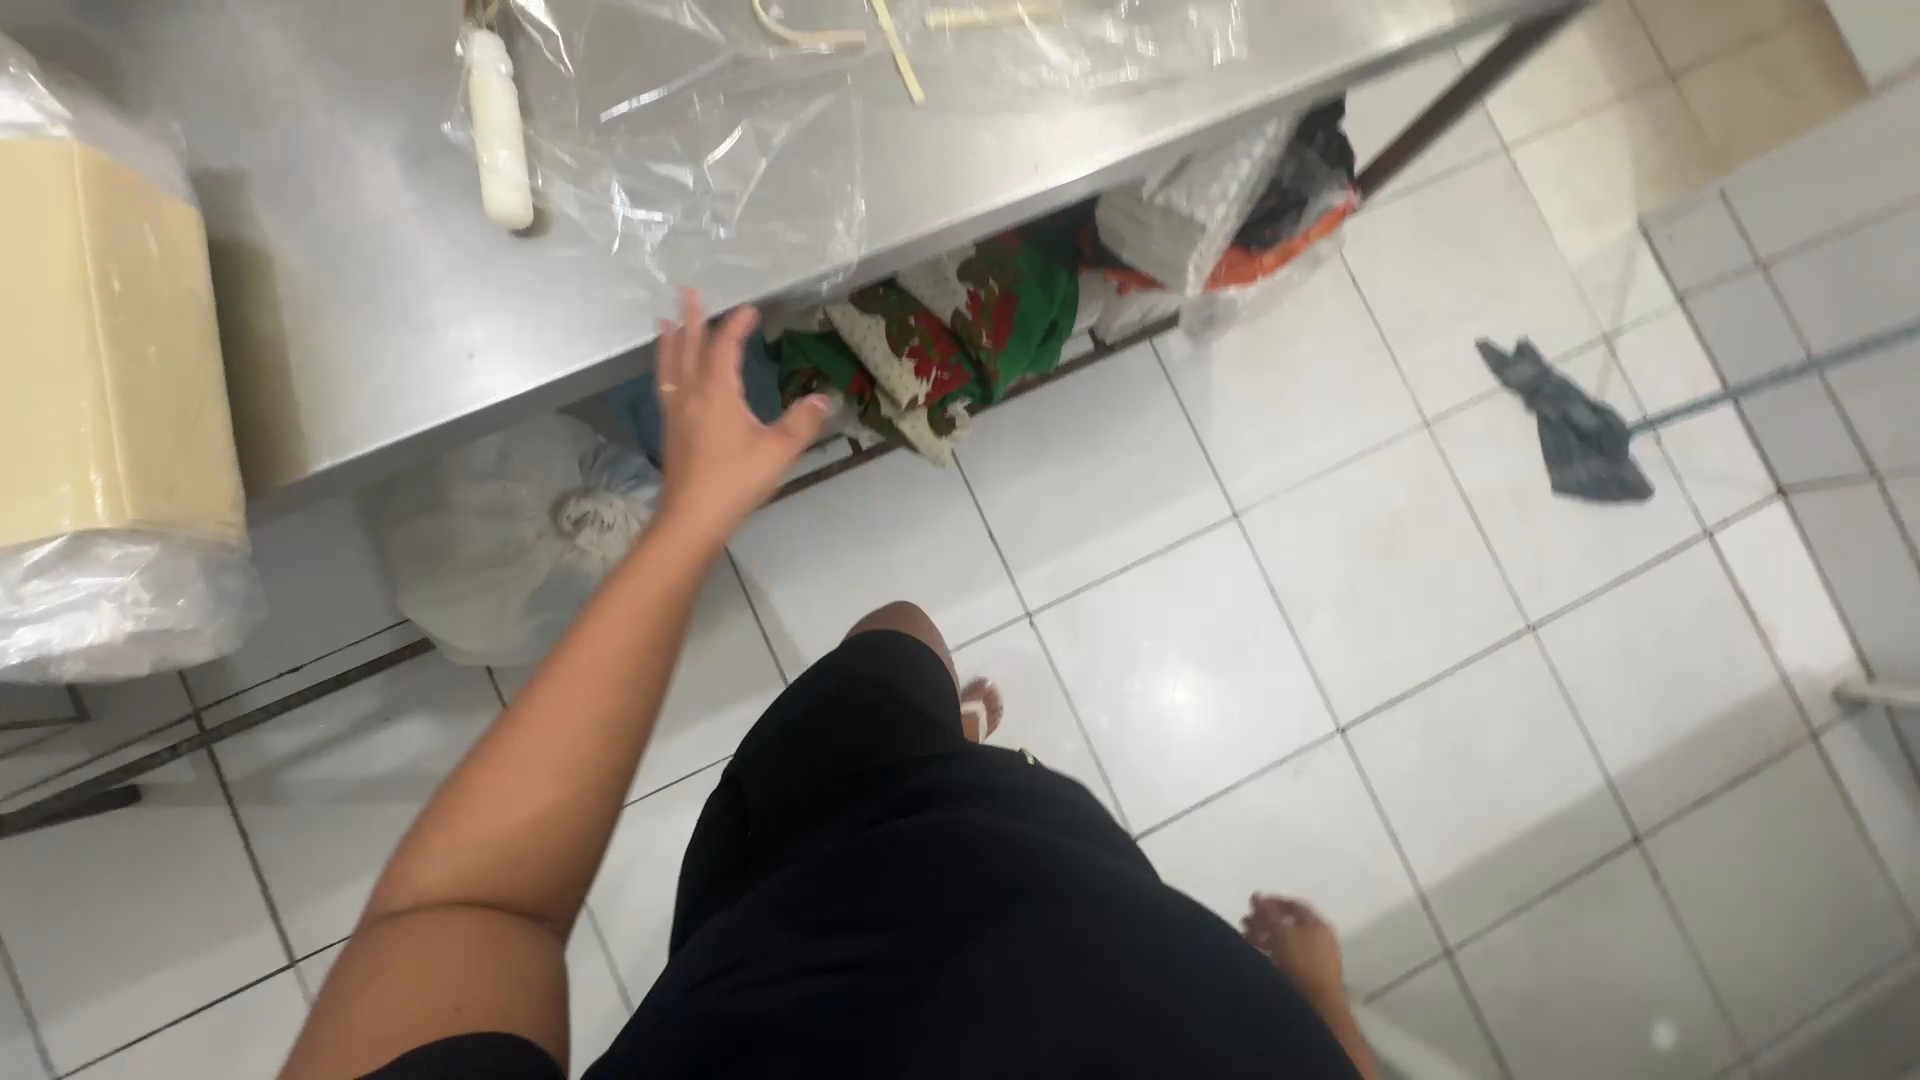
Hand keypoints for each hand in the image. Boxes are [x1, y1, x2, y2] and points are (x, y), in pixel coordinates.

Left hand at [653, 290, 833, 545]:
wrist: (694, 516)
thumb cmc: (737, 480)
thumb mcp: (779, 450)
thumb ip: (803, 422)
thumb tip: (824, 398)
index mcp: (717, 393)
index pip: (724, 348)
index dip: (737, 325)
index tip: (749, 309)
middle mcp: (692, 395)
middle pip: (689, 348)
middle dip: (692, 319)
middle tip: (687, 291)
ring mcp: (677, 413)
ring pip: (670, 367)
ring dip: (670, 341)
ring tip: (663, 321)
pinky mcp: (671, 431)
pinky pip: (665, 388)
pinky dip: (665, 370)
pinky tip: (668, 377)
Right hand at [1241, 895, 1345, 1006]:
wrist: (1320, 1007)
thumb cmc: (1300, 963)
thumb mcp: (1280, 933)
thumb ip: (1267, 913)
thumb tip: (1255, 895)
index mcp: (1317, 924)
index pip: (1293, 904)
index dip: (1271, 902)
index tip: (1252, 907)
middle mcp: (1322, 937)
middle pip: (1289, 923)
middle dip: (1265, 921)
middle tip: (1246, 924)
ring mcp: (1320, 957)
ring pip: (1289, 940)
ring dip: (1267, 937)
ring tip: (1248, 940)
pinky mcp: (1314, 975)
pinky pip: (1292, 956)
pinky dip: (1275, 952)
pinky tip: (1261, 956)